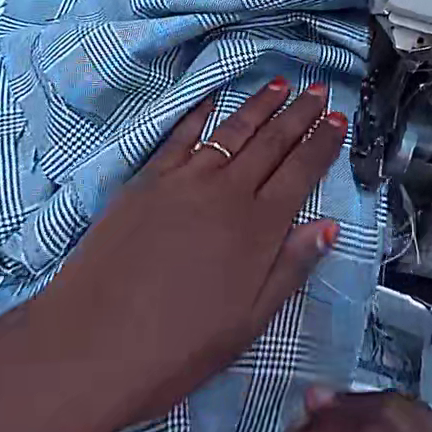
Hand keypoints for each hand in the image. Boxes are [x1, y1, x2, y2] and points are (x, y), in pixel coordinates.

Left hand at [17, 77, 345, 431]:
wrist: (93, 343)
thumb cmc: (178, 346)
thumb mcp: (249, 322)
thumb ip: (291, 267)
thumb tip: (328, 226)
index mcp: (257, 228)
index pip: (301, 171)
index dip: (322, 143)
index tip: (338, 120)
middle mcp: (226, 192)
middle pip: (272, 142)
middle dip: (299, 113)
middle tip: (318, 90)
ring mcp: (184, 179)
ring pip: (232, 131)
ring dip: (259, 106)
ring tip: (279, 84)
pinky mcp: (148, 179)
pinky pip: (180, 136)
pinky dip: (199, 114)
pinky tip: (211, 100)